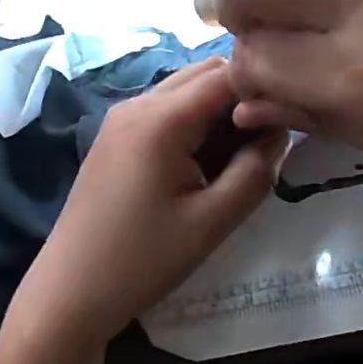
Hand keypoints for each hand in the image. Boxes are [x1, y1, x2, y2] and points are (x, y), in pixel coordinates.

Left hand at [9, 59, 288, 345]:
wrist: (71, 290)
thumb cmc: (144, 259)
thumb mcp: (213, 220)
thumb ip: (256, 169)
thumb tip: (278, 130)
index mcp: (160, 117)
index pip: (228, 73)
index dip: (266, 89)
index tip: (292, 120)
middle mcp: (136, 103)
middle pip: (203, 75)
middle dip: (241, 97)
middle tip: (265, 144)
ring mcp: (119, 119)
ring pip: (183, 93)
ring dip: (216, 113)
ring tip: (236, 160)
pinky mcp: (112, 138)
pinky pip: (162, 113)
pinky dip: (190, 125)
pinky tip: (201, 166)